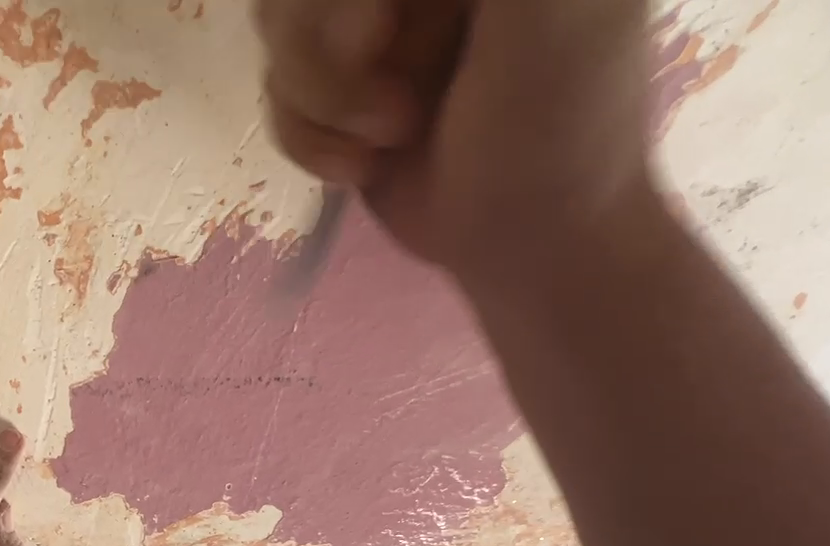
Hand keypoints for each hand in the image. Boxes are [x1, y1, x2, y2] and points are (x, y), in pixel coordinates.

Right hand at [256, 0, 656, 272]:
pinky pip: (274, 97)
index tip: (380, 36)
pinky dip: (308, 142)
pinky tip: (363, 165)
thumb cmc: (554, 126)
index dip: (338, 8)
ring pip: (278, 33)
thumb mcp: (548, 13)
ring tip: (388, 138)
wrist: (519, 239)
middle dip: (330, 57)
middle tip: (398, 103)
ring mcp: (371, 27)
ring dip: (320, 106)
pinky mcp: (335, 90)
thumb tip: (382, 5)